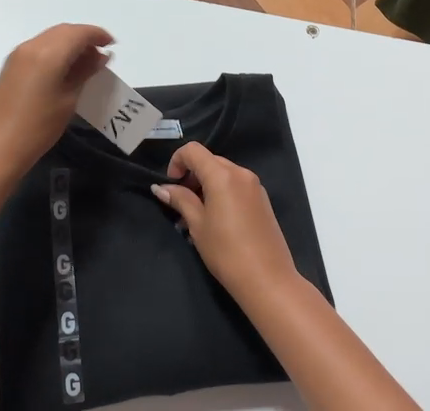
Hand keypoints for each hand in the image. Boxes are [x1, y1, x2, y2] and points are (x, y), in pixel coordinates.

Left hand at [0, 24, 113, 176]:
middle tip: (101, 56)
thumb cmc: (38, 127)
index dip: (97, 35)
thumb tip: (99, 56)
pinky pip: (39, 48)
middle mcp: (31, 46)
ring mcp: (17, 55)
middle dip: (84, 38)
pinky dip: (55, 51)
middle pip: (63, 31)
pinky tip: (64, 70)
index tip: (112, 44)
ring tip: (85, 65)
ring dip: (69, 44)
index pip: (78, 33)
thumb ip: (84, 72)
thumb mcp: (68, 100)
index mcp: (48, 52)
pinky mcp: (10, 66)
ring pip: (50, 38)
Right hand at [150, 142, 297, 295]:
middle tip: (181, 203)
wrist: (268, 280)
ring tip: (197, 215)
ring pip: (223, 173)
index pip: (193, 150)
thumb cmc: (226, 252)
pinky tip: (217, 219)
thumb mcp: (197, 225)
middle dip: (191, 175)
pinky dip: (222, 192)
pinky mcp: (263, 200)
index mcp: (223, 175)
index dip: (177, 161)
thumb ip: (180, 200)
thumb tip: (161, 187)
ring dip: (206, 185)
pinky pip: (236, 185)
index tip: (171, 185)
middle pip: (209, 160)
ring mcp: (255, 186)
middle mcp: (241, 173)